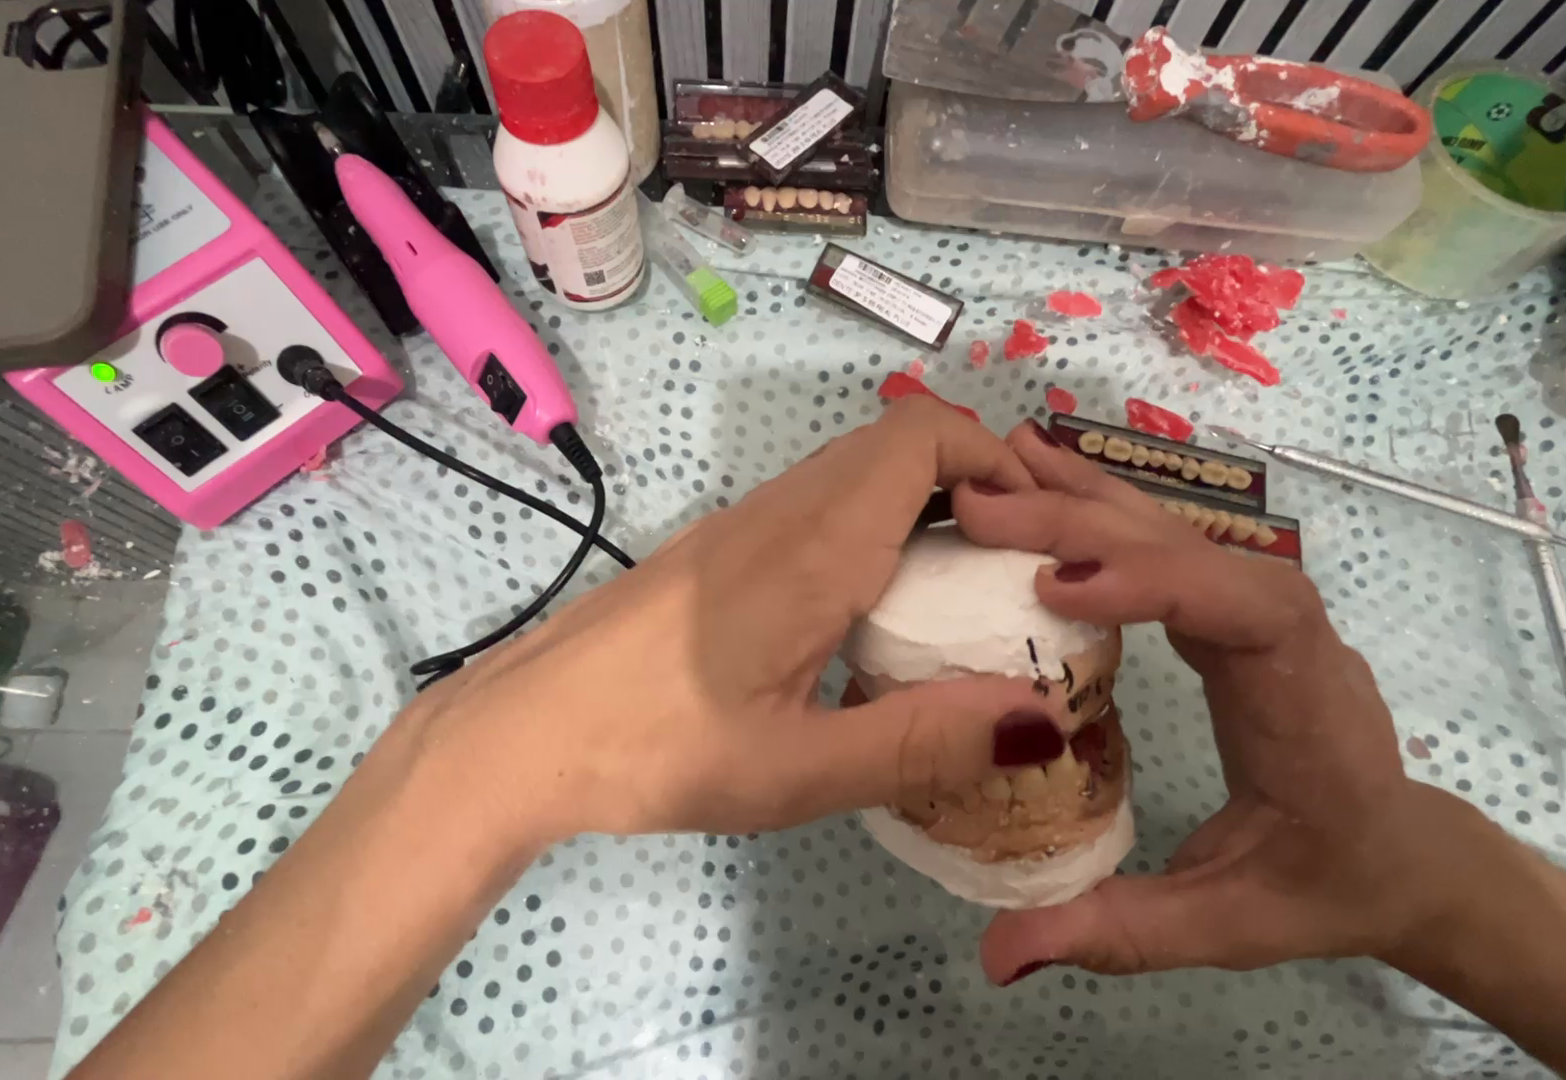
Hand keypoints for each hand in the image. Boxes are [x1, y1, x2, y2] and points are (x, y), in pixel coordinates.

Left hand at [402, 398, 1070, 847]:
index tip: (1038, 529)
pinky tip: (877, 607)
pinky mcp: (719, 548)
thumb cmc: (654, 749)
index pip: (921, 439)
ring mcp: (741, 523)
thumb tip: (1041, 718)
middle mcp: (780, 512)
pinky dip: (875, 525)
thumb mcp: (795, 770)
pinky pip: (818, 504)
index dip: (995, 457)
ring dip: (924, 504)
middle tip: (1018, 565)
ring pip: (855, 472)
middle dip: (974, 481)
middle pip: (896, 444)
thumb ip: (919, 743)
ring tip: (966, 588)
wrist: (524, 730)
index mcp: (812, 547)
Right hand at [953, 422, 1478, 983]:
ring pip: (1173, 528)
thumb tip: (996, 955)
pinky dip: (1099, 506)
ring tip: (1002, 461)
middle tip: (982, 507)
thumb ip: (1117, 933)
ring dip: (1085, 490)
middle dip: (1084, 521)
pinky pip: (1160, 541)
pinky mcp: (1224, 602)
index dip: (1159, 585)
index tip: (1057, 586)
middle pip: (1191, 550)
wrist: (1400, 848)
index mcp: (1309, 707)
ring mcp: (1257, 608)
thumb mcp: (1225, 924)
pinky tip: (1045, 484)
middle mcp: (1289, 634)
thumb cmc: (1324, 883)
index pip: (1250, 613)